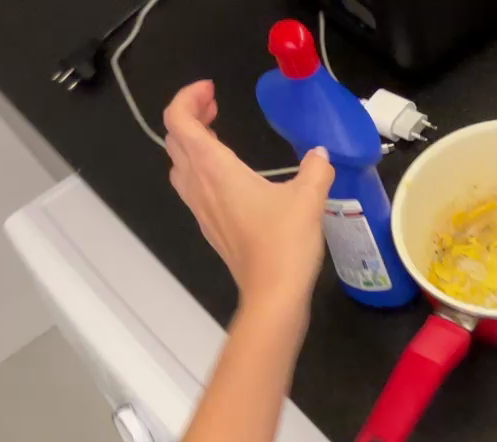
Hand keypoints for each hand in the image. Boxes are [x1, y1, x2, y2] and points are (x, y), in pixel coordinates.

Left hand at [162, 80, 334, 304]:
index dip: (188, 97)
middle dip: (191, 117)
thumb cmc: (285, 244)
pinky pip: (193, 191)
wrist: (274, 295)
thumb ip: (315, 171)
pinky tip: (228, 182)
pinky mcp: (211, 230)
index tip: (213, 91)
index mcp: (214, 168)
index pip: (178, 119)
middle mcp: (199, 185)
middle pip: (175, 139)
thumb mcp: (308, 201)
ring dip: (192, 146)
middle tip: (216, 109)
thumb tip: (320, 155)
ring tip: (218, 141)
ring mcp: (201, 210)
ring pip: (179, 166)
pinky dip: (201, 173)